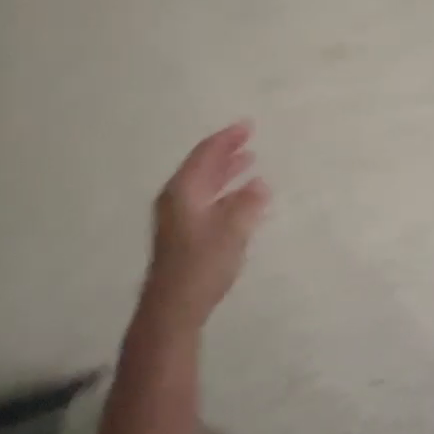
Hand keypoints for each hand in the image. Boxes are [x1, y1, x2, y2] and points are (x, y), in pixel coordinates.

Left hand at [139, 122, 270, 328]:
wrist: (173, 307)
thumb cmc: (201, 267)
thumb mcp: (230, 233)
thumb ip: (247, 205)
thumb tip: (260, 184)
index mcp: (183, 191)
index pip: (206, 154)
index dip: (227, 139)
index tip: (248, 126)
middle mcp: (177, 199)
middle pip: (203, 167)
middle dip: (226, 153)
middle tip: (249, 139)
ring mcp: (178, 218)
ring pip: (205, 185)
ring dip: (226, 173)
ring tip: (248, 163)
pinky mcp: (183, 235)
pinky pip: (207, 202)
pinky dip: (225, 194)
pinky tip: (241, 200)